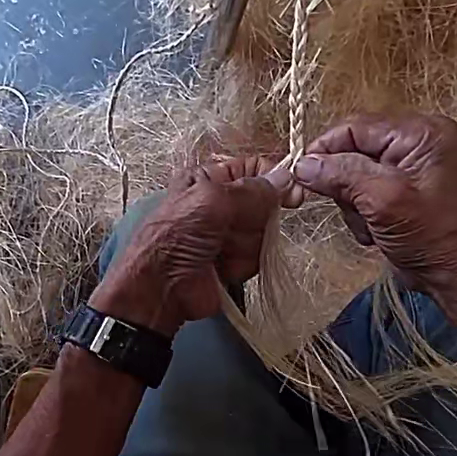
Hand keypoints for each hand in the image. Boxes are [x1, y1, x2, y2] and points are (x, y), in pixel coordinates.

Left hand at [91, 156, 284, 335]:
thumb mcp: (213, 200)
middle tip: (238, 229)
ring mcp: (228, 233)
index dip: (276, 178)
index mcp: (209, 178)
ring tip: (224, 252)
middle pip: (265, 203)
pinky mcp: (234, 260)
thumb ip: (253, 189)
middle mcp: (220, 203)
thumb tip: (288, 176)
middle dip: (258, 219)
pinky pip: (257, 256)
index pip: (254, 168)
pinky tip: (225, 268)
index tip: (294, 193)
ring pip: (264, 231)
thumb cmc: (178, 235)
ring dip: (248, 244)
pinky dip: (244, 263)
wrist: (162, 287)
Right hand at [287, 114, 456, 289]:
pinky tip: (375, 227)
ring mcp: (408, 165)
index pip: (355, 127)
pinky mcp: (400, 186)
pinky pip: (361, 188)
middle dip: (343, 182)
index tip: (302, 176)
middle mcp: (415, 140)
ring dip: (351, 201)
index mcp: (420, 132)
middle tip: (353, 208)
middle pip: (352, 148)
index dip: (324, 149)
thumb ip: (342, 175)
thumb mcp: (382, 200)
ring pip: (351, 171)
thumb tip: (301, 164)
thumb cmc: (429, 236)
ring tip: (369, 222)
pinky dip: (359, 210)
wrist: (455, 275)